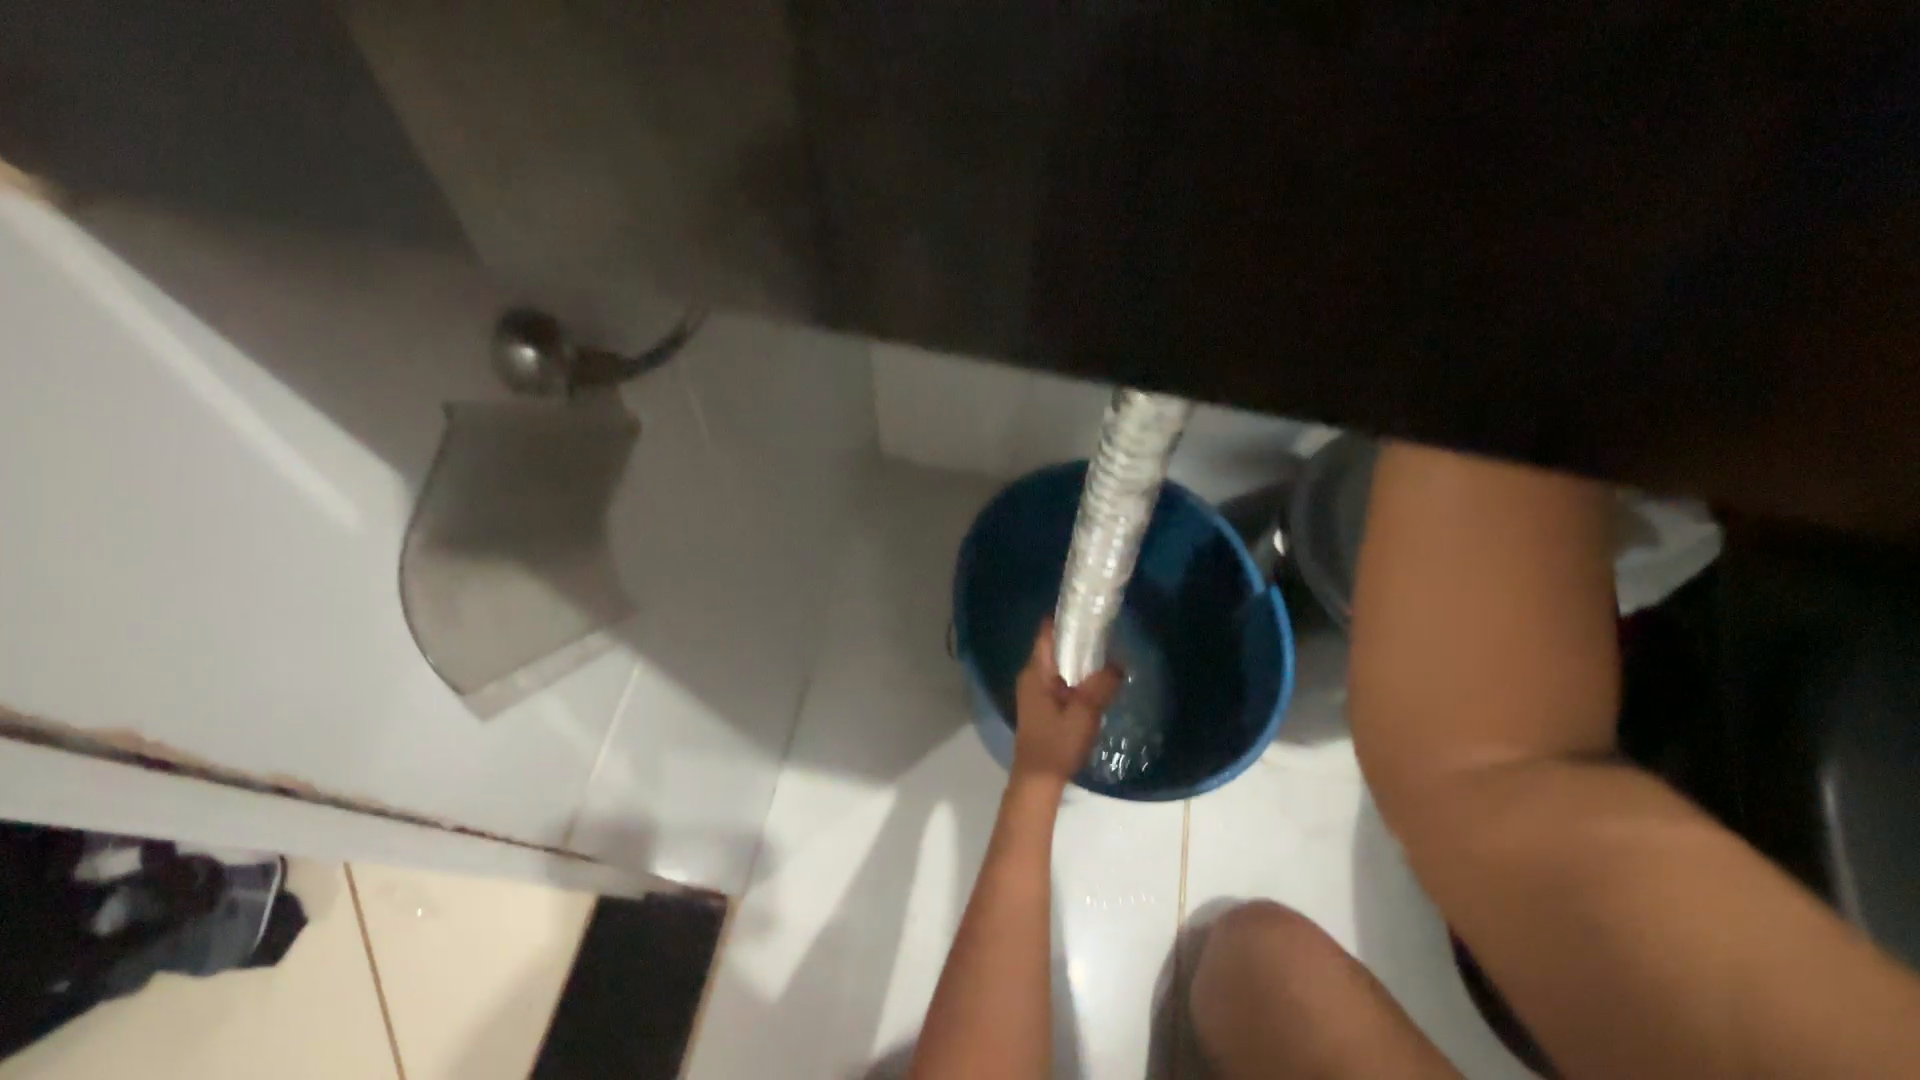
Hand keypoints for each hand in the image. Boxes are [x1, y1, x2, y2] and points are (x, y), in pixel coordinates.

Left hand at [1012, 621, 1124, 787]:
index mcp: (1035, 672)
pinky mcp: (1042, 706)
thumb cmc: (1058, 743)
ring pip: (1059, 666)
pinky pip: (1060, 681)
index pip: (1046, 633)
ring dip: (1079, 660)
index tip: (1089, 609)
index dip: (1066, 618)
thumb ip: (1102, 684)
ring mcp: (1034, 692)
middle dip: (1078, 639)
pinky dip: (1076, 677)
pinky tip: (1096, 682)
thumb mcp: (1085, 712)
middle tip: (1107, 631)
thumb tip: (1118, 664)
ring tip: (1107, 654)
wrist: (1038, 780)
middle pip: (1054, 647)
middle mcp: (1030, 677)